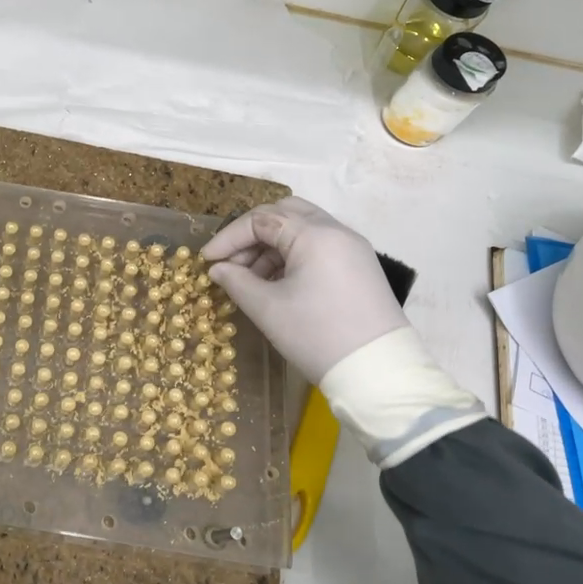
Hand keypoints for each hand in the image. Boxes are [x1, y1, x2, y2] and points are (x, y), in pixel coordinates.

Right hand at [202, 198, 408, 383]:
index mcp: (315, 235)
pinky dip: (291, 257)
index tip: (207, 261)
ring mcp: (351, 248)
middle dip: (251, 235)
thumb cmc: (316, 335)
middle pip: (285, 213)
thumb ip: (237, 282)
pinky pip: (318, 247)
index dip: (228, 237)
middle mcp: (337, 231)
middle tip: (231, 262)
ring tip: (251, 280)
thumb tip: (218, 269)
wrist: (376, 370)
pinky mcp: (358, 267)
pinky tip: (276, 284)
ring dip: (271, 247)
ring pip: (302, 230)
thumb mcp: (268, 308)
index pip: (261, 219)